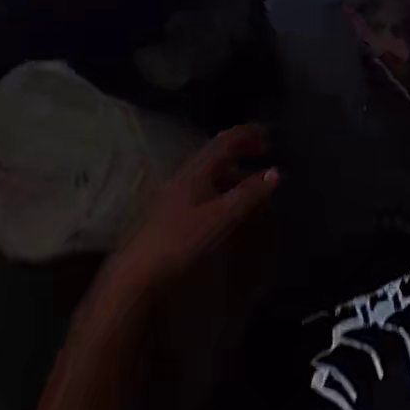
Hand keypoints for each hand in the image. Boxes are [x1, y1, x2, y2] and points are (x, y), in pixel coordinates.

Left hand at [111, 124, 278, 288]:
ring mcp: (174, 196)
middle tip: (262, 155)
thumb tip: (274, 172)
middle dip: (241, 152)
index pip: (224, 141)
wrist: (135, 275)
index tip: (268, 136)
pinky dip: (221, 192)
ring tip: (251, 187)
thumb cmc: (181, 241)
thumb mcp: (222, 217)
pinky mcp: (170, 214)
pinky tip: (227, 210)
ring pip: (208, 175)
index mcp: (195, 172)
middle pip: (215, 156)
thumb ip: (249, 194)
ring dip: (232, 175)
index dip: (247, 135)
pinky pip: (202, 192)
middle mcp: (183, 177)